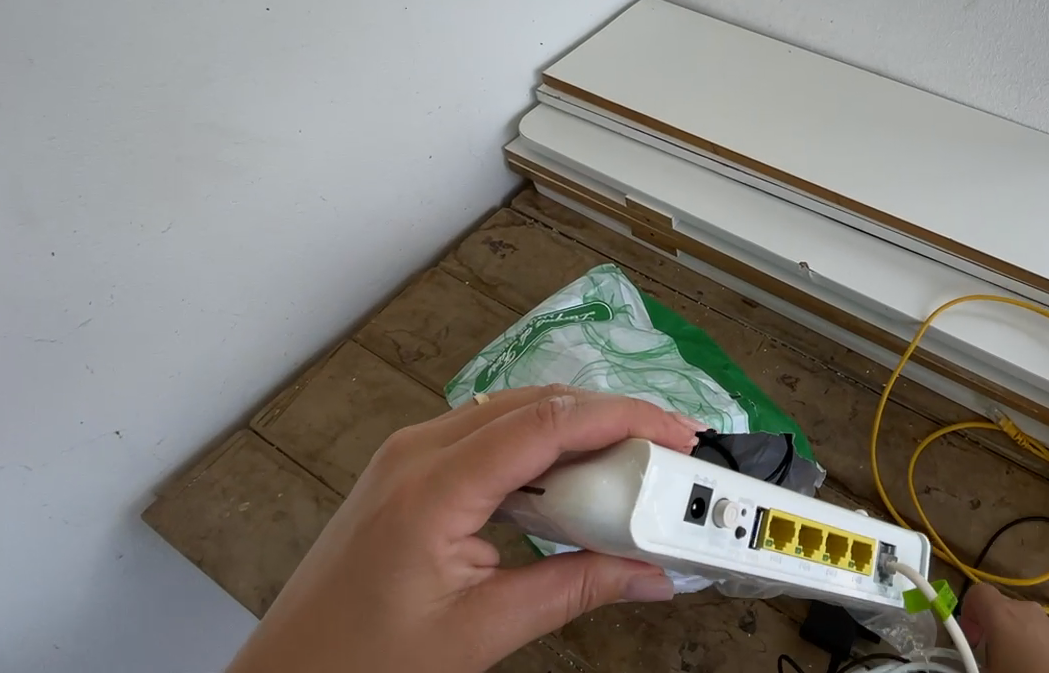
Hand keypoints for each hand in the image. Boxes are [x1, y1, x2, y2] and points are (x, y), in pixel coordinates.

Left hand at [227, 386, 703, 672]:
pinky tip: (575, 468)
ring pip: (518, 408)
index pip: (549, 422)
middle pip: (539, 402)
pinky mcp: (413, 464)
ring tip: (635, 452)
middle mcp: (422, 446)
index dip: (624, 417)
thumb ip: (575, 590)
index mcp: (433, 486)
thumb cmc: (369, 667)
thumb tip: (656, 576)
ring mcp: (412, 450)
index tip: (679, 433)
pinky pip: (495, 430)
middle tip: (669, 443)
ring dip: (582, 422)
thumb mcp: (480, 632)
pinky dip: (546, 440)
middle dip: (613, 415)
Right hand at [959, 585, 1048, 672]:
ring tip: (1016, 670)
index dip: (968, 612)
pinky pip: (1044, 638)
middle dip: (992, 631)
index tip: (970, 640)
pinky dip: (1037, 651)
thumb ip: (975, 664)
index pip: (977, 593)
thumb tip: (974, 664)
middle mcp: (1027, 610)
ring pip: (1025, 624)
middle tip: (991, 662)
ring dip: (1016, 642)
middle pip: (1002, 609)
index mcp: (1002, 614)